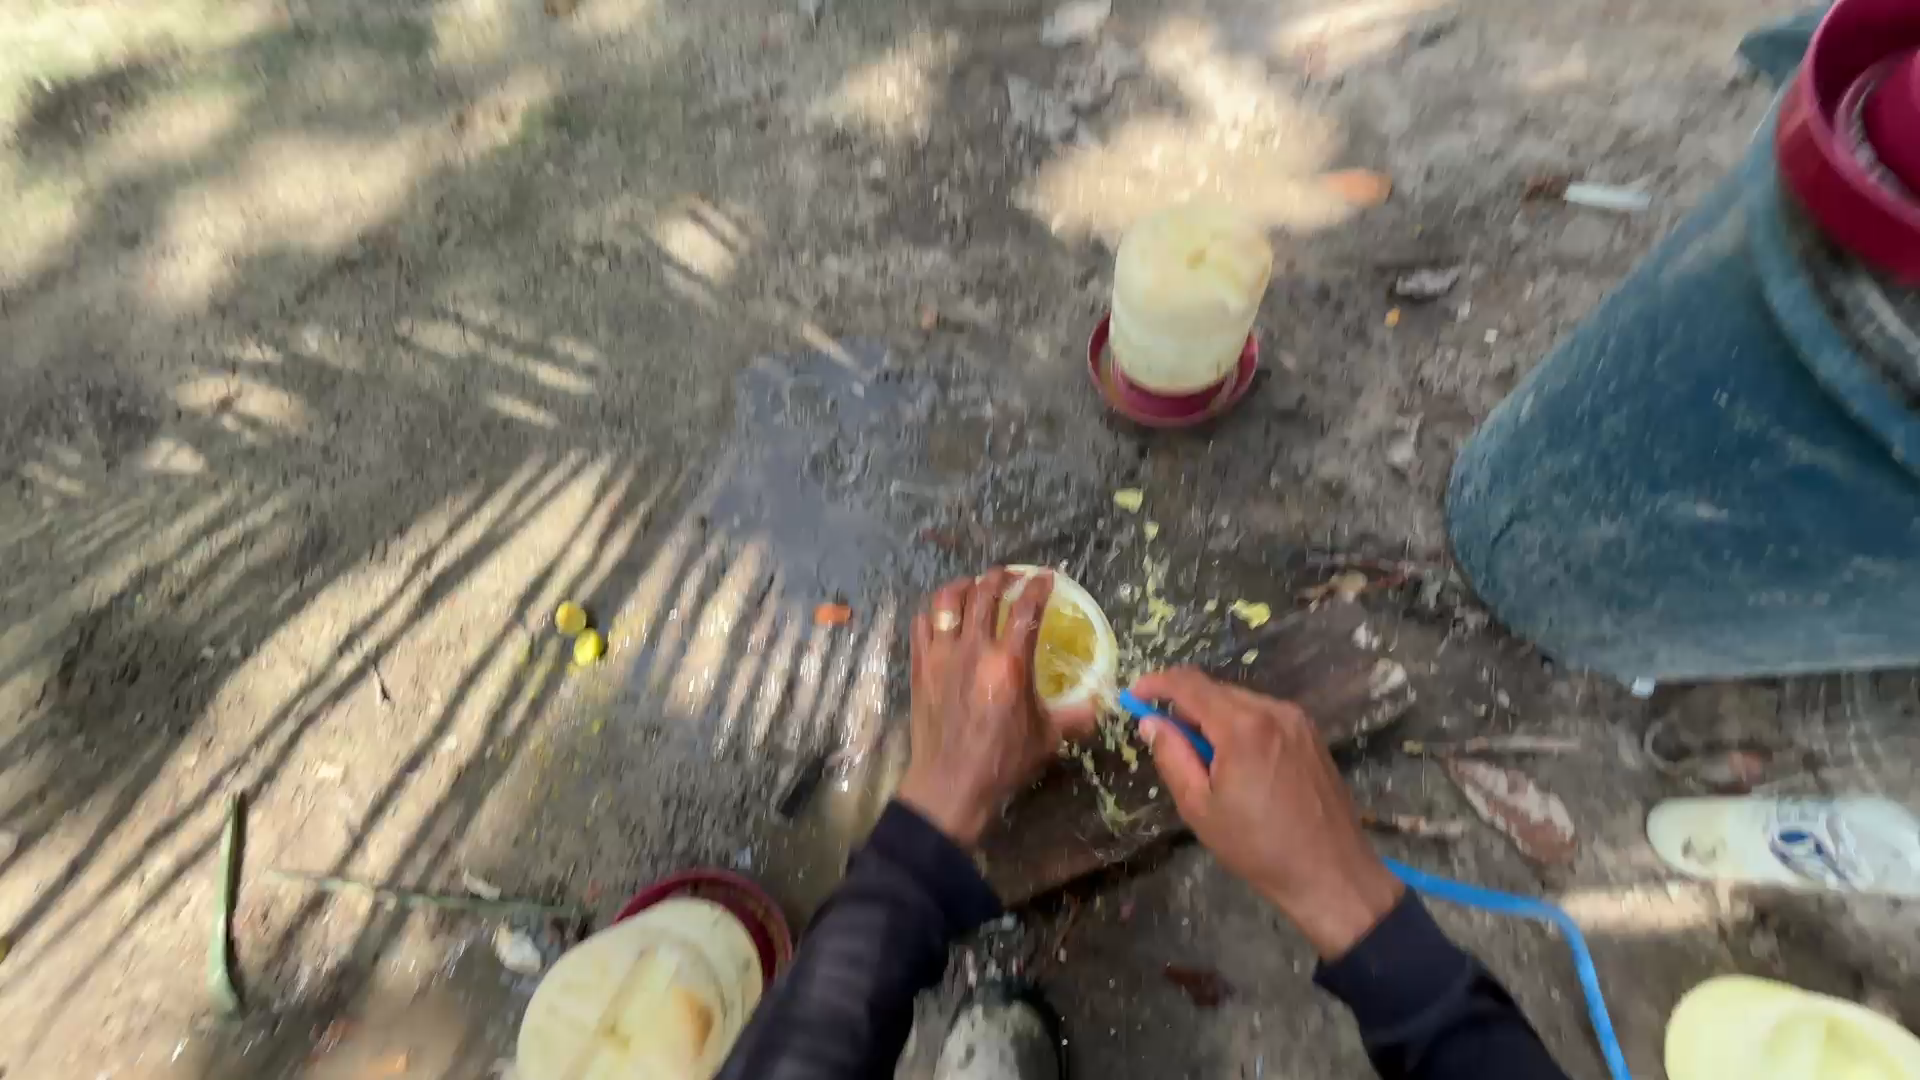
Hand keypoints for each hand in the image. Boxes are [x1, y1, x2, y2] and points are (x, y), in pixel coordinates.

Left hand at [897, 569, 1083, 846]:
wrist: (950, 784)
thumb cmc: (1002, 762)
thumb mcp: (1047, 737)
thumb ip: (1076, 715)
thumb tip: (1103, 703)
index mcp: (1008, 664)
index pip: (1025, 609)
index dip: (1038, 586)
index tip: (1046, 577)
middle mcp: (973, 650)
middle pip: (983, 593)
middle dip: (998, 576)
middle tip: (1009, 575)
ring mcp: (941, 655)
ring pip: (946, 601)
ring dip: (962, 586)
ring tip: (973, 584)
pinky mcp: (920, 666)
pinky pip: (921, 625)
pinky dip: (933, 613)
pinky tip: (942, 616)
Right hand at [1133, 667, 1402, 959]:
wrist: (1334, 876)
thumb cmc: (1259, 848)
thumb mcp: (1199, 806)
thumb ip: (1171, 755)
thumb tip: (1150, 722)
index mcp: (1242, 726)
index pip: (1187, 684)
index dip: (1154, 684)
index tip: (1133, 698)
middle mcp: (1272, 710)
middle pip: (1213, 689)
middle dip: (1182, 705)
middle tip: (1164, 737)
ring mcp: (1296, 720)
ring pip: (1237, 700)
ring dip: (1210, 716)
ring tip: (1203, 757)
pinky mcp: (1310, 733)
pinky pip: (1261, 713)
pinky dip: (1237, 724)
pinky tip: (1235, 760)